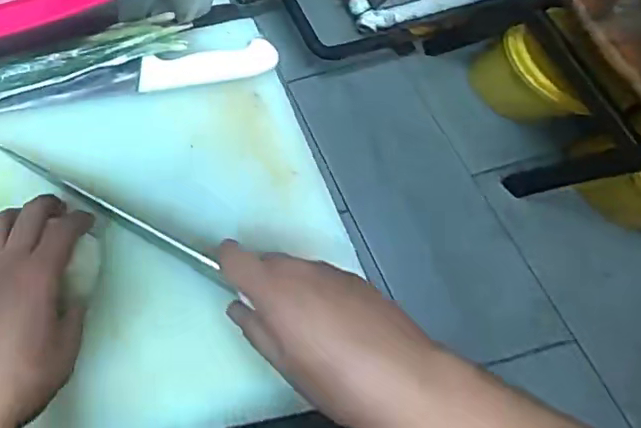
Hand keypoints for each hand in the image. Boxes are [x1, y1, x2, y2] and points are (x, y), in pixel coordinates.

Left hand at [0, 195, 94, 427]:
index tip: (88, 220)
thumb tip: (76, 293)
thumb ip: (75, 315)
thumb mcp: (65, 352)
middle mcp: (10, 260)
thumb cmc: (22, 376)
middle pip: (30, 213)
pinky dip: (5, 232)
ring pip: (3, 219)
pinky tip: (12, 250)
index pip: (61, 231)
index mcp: (37, 274)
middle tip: (65, 212)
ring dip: (23, 212)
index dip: (78, 220)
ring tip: (35, 222)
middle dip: (51, 205)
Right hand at [218, 241, 443, 426]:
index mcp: (270, 286)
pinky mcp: (357, 279)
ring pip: (297, 269)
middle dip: (265, 282)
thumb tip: (239, 307)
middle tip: (278, 320)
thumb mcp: (287, 367)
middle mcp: (296, 267)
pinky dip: (324, 294)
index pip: (231, 253)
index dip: (226, 264)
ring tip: (315, 329)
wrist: (414, 386)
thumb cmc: (339, 383)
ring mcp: (329, 270)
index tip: (232, 283)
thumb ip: (255, 330)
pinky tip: (344, 329)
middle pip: (266, 260)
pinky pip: (325, 279)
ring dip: (296, 288)